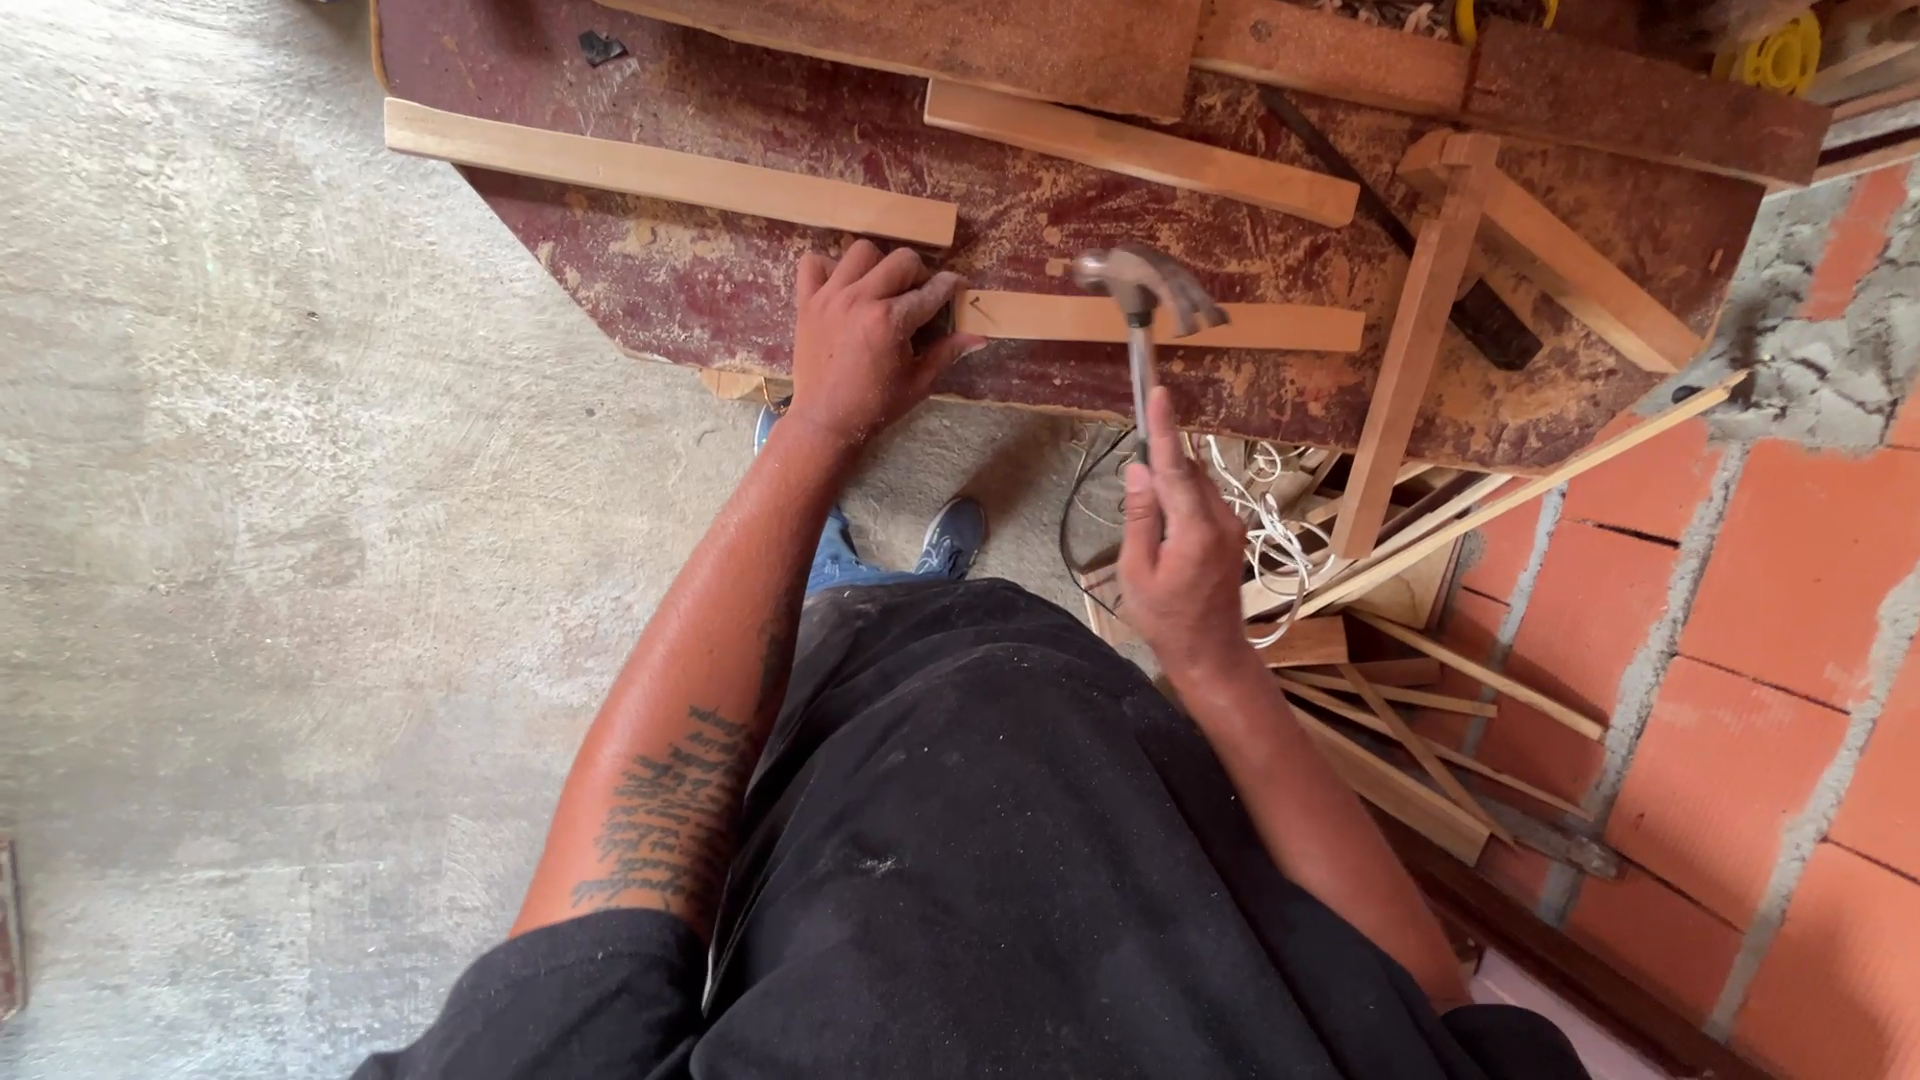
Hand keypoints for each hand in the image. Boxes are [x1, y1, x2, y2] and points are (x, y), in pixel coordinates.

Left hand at [786, 240, 985, 447]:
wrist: (826, 421)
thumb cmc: (876, 405)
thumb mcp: (919, 382)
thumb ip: (948, 352)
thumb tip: (980, 337)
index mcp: (891, 321)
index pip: (931, 290)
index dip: (951, 287)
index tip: (957, 287)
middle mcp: (860, 300)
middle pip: (901, 259)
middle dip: (919, 273)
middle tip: (919, 294)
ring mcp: (830, 297)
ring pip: (861, 251)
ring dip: (878, 264)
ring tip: (881, 288)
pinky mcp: (807, 302)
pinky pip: (815, 263)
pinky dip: (830, 268)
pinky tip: (843, 288)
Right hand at [1118, 387, 1259, 681]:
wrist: (1210, 651)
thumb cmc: (1164, 619)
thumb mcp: (1135, 571)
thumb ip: (1139, 517)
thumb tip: (1139, 470)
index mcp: (1195, 531)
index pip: (1176, 468)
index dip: (1165, 428)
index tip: (1159, 394)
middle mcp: (1222, 520)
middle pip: (1186, 472)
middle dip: (1159, 466)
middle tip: (1133, 485)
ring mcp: (1233, 525)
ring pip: (1196, 485)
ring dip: (1170, 486)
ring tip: (1150, 528)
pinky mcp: (1234, 532)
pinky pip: (1204, 501)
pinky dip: (1181, 500)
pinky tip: (1166, 530)